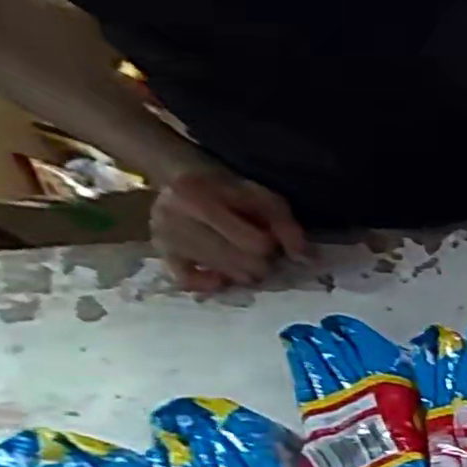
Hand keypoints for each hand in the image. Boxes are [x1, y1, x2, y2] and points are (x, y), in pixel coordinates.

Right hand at [150, 168, 307, 291]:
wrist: (188, 183)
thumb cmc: (235, 195)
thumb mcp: (268, 201)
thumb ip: (289, 229)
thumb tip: (304, 259)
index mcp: (195, 197)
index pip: (255, 244)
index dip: (270, 244)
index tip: (266, 235)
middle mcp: (171, 216)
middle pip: (243, 263)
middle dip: (260, 261)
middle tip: (255, 250)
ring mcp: (164, 237)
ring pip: (226, 274)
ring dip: (243, 272)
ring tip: (239, 254)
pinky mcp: (162, 253)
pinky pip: (190, 282)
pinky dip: (210, 283)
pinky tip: (220, 276)